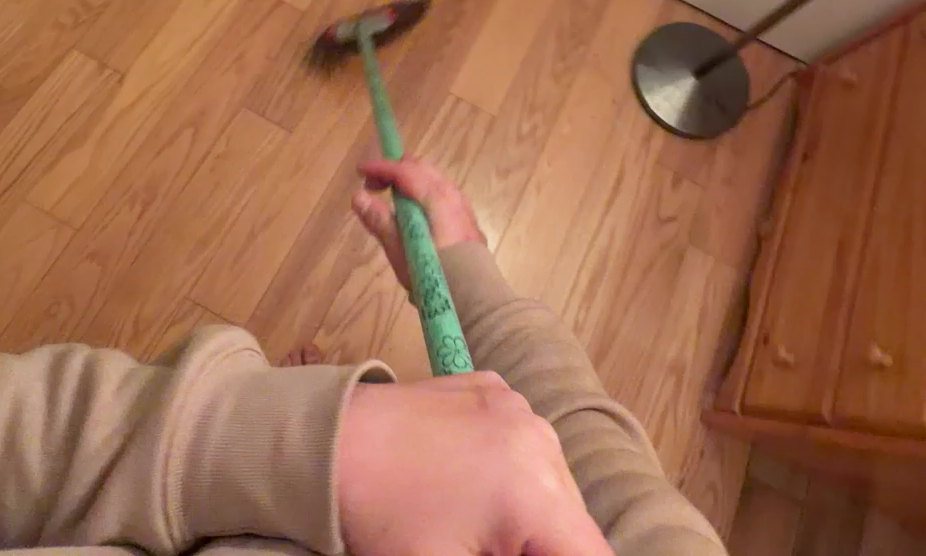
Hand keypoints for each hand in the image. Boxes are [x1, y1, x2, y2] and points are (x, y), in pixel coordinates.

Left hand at [337, 373, 609, 555]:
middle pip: (572, 520)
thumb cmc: (384, 517)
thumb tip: (523, 553)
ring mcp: (517, 403)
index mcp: (535, 490)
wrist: (332, 439)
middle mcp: (539, 436)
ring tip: (473, 524)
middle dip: (541, 548)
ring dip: (530, 514)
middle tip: (486, 549)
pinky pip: (524, 442)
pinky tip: (466, 484)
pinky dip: (512, 471)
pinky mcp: (494, 387)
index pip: (593, 555)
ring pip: (552, 480)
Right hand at [351, 159, 486, 289]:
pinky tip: (414, 213)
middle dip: (394, 170)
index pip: (405, 171)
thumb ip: (380, 220)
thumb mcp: (400, 248)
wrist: (473, 295)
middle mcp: (452, 194)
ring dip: (409, 181)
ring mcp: (461, 206)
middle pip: (420, 168)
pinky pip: (441, 194)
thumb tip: (358, 196)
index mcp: (436, 196)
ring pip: (433, 180)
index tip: (359, 170)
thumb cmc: (433, 271)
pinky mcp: (465, 219)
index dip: (380, 167)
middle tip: (373, 186)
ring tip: (391, 200)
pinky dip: (422, 193)